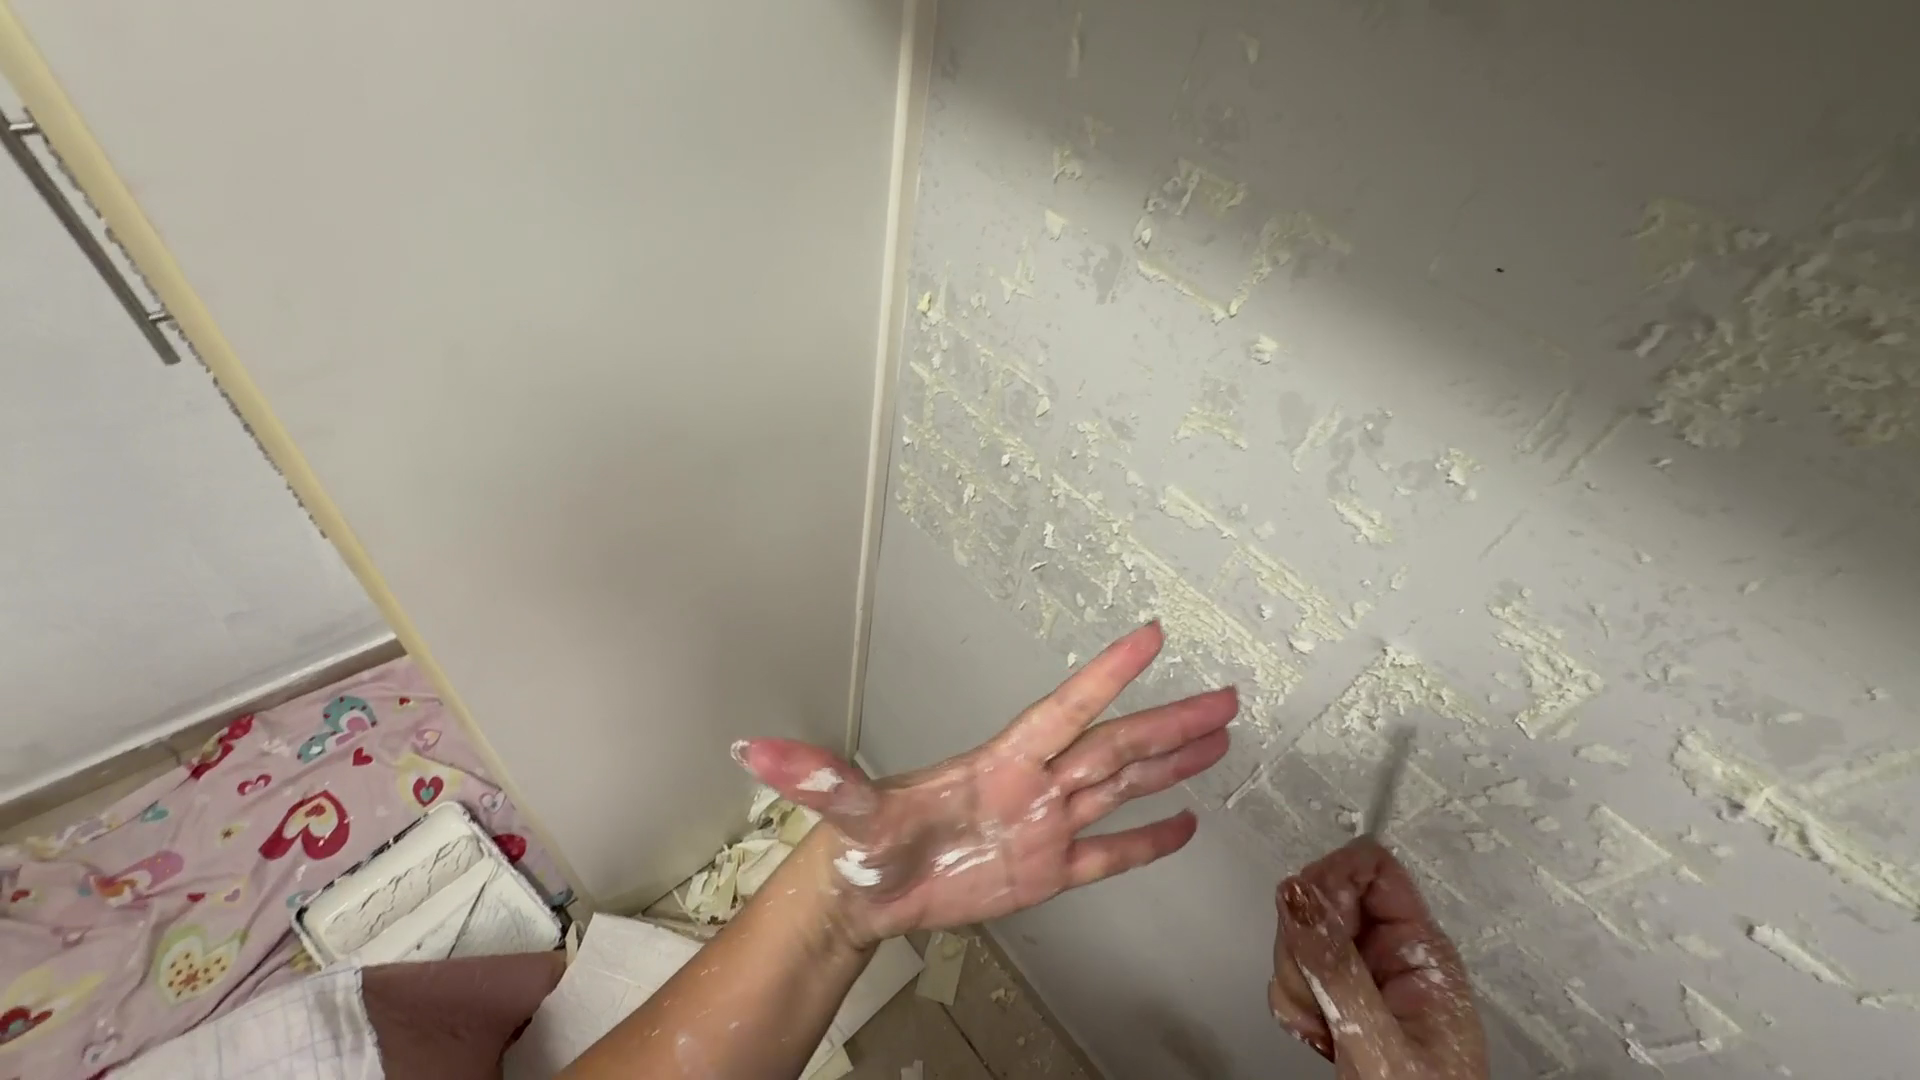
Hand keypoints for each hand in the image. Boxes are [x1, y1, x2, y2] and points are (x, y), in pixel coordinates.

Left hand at [733, 621, 1234, 946]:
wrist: (871, 891)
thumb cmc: (868, 844)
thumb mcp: (846, 811)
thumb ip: (818, 777)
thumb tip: (758, 747)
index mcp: (1002, 761)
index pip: (1065, 710)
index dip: (1108, 675)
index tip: (1151, 637)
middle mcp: (1034, 784)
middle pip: (1114, 746)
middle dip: (1169, 722)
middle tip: (1222, 698)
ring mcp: (1046, 825)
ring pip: (1121, 787)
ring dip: (1169, 765)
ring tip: (1217, 740)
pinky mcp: (1047, 868)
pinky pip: (1109, 852)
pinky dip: (1146, 840)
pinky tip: (1182, 823)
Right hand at [1269, 839, 1487, 1078]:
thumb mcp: (1379, 1042)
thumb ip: (1336, 968)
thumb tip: (1296, 892)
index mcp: (1420, 949)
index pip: (1369, 866)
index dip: (1331, 882)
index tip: (1312, 923)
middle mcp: (1389, 951)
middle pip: (1321, 896)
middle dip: (1303, 945)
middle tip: (1321, 996)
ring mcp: (1361, 973)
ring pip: (1297, 933)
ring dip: (1296, 981)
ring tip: (1325, 1029)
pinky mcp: (1337, 993)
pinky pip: (1290, 968)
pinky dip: (1292, 1002)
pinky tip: (1318, 1036)